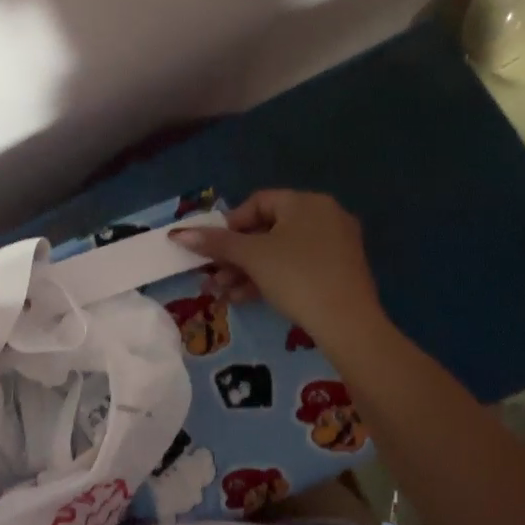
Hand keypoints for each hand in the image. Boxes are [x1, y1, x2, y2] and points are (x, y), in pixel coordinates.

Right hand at [173, 190, 383, 340]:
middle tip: (211, 276)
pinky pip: (295, 266)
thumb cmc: (296, 276)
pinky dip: (269, 278)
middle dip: (233, 255)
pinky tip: (244, 298)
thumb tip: (178, 234)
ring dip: (245, 271)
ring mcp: (333, 244)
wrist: (347, 322)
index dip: (229, 225)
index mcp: (306, 203)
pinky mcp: (337, 271)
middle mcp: (324, 216)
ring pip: (278, 252)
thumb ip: (215, 243)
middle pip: (266, 230)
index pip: (257, 203)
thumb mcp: (251, 257)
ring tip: (221, 292)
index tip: (212, 250)